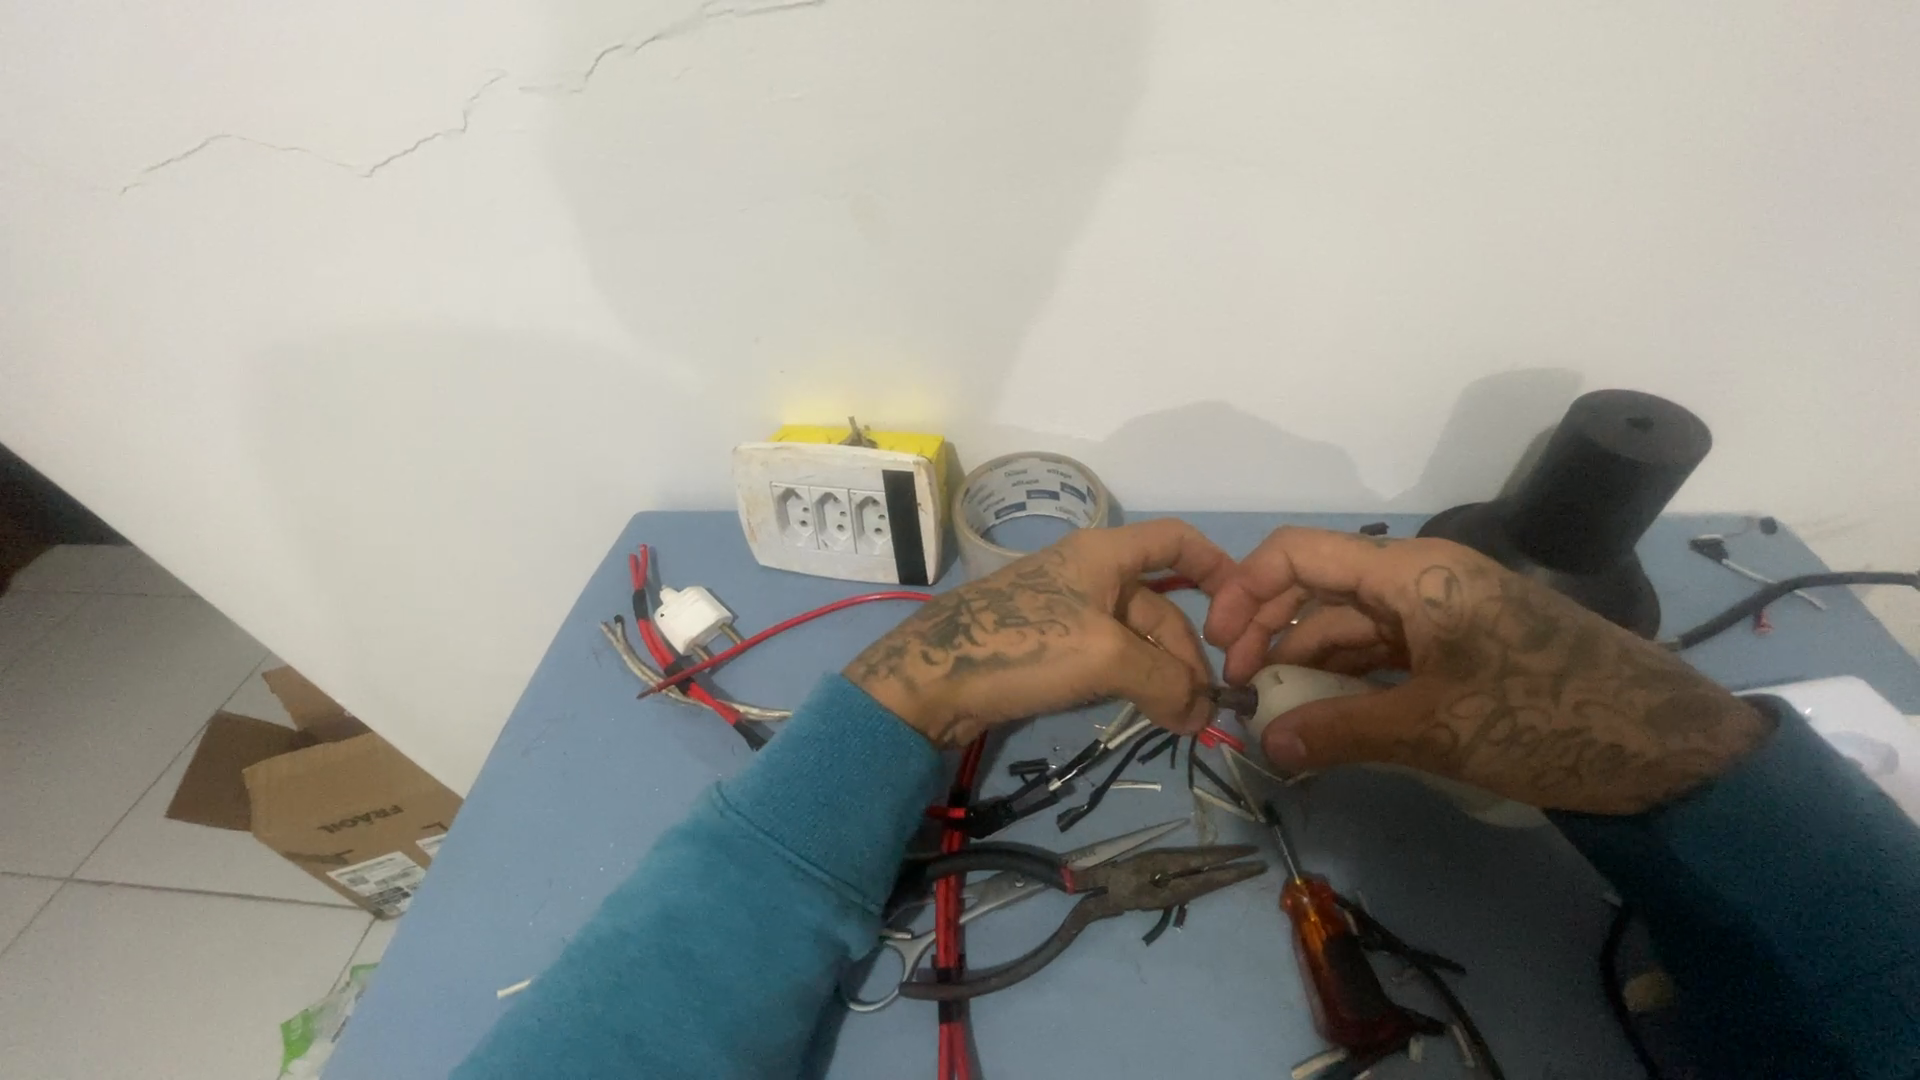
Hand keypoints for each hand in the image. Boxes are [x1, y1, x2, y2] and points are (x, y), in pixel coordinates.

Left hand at [846, 520, 1234, 747]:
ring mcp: (1066, 613)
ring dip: (1161, 677)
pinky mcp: (1047, 649)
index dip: (1215, 565)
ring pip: (1133, 639)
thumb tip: (1201, 711)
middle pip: (1157, 606)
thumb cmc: (1023, 643)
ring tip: (1180, 721)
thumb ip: (1164, 679)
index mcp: (1103, 555)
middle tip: (1203, 710)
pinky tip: (1145, 713)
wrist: (933, 677)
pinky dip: (1130, 684)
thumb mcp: (1105, 655)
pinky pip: (1105, 660)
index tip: (1244, 609)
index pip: (1174, 542)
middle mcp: (1088, 576)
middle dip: (1186, 654)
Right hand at [1204, 528, 1771, 813]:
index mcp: (1411, 572)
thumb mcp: (1433, 729)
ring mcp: (1436, 612)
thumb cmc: (1547, 718)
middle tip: (1239, 682)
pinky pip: (1378, 650)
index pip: (1299, 553)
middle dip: (1267, 630)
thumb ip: (1338, 733)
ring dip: (1304, 660)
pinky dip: (1344, 678)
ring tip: (1273, 707)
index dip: (1244, 590)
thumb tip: (1266, 747)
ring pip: (1345, 623)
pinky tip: (1320, 710)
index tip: (1218, 641)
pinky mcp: (1452, 644)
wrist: (1674, 751)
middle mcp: (1417, 578)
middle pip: (1315, 587)